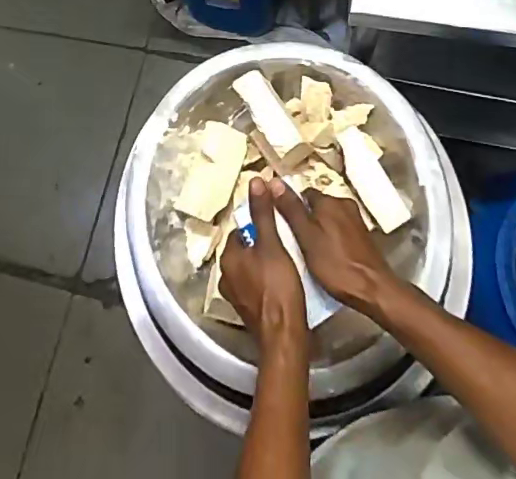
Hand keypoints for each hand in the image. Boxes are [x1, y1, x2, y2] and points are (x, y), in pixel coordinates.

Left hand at [219, 178, 306, 352]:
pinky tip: (285, 277)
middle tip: (287, 237)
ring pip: (252, 265)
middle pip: (247, 246)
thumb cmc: (278, 287)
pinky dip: (268, 277)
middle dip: (264, 240)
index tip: (278, 220)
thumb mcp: (273, 244)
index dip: (260, 221)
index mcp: (228, 257)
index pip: (242, 227)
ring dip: (267, 259)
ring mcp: (236, 294)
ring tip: (289, 255)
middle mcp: (226, 275)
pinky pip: (257, 282)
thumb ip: (263, 212)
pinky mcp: (248, 308)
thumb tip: (255, 180)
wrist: (284, 336)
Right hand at [270, 185, 400, 315]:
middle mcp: (344, 203)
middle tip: (292, 240)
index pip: (303, 193)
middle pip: (316, 205)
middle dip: (305, 218)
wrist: (373, 289)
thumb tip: (275, 181)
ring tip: (307, 249)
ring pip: (328, 217)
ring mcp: (355, 219)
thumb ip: (292, 209)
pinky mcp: (362, 234)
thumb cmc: (335, 264)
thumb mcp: (306, 237)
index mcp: (329, 201)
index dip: (290, 206)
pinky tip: (326, 254)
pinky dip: (330, 237)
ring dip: (318, 228)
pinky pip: (339, 228)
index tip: (281, 223)